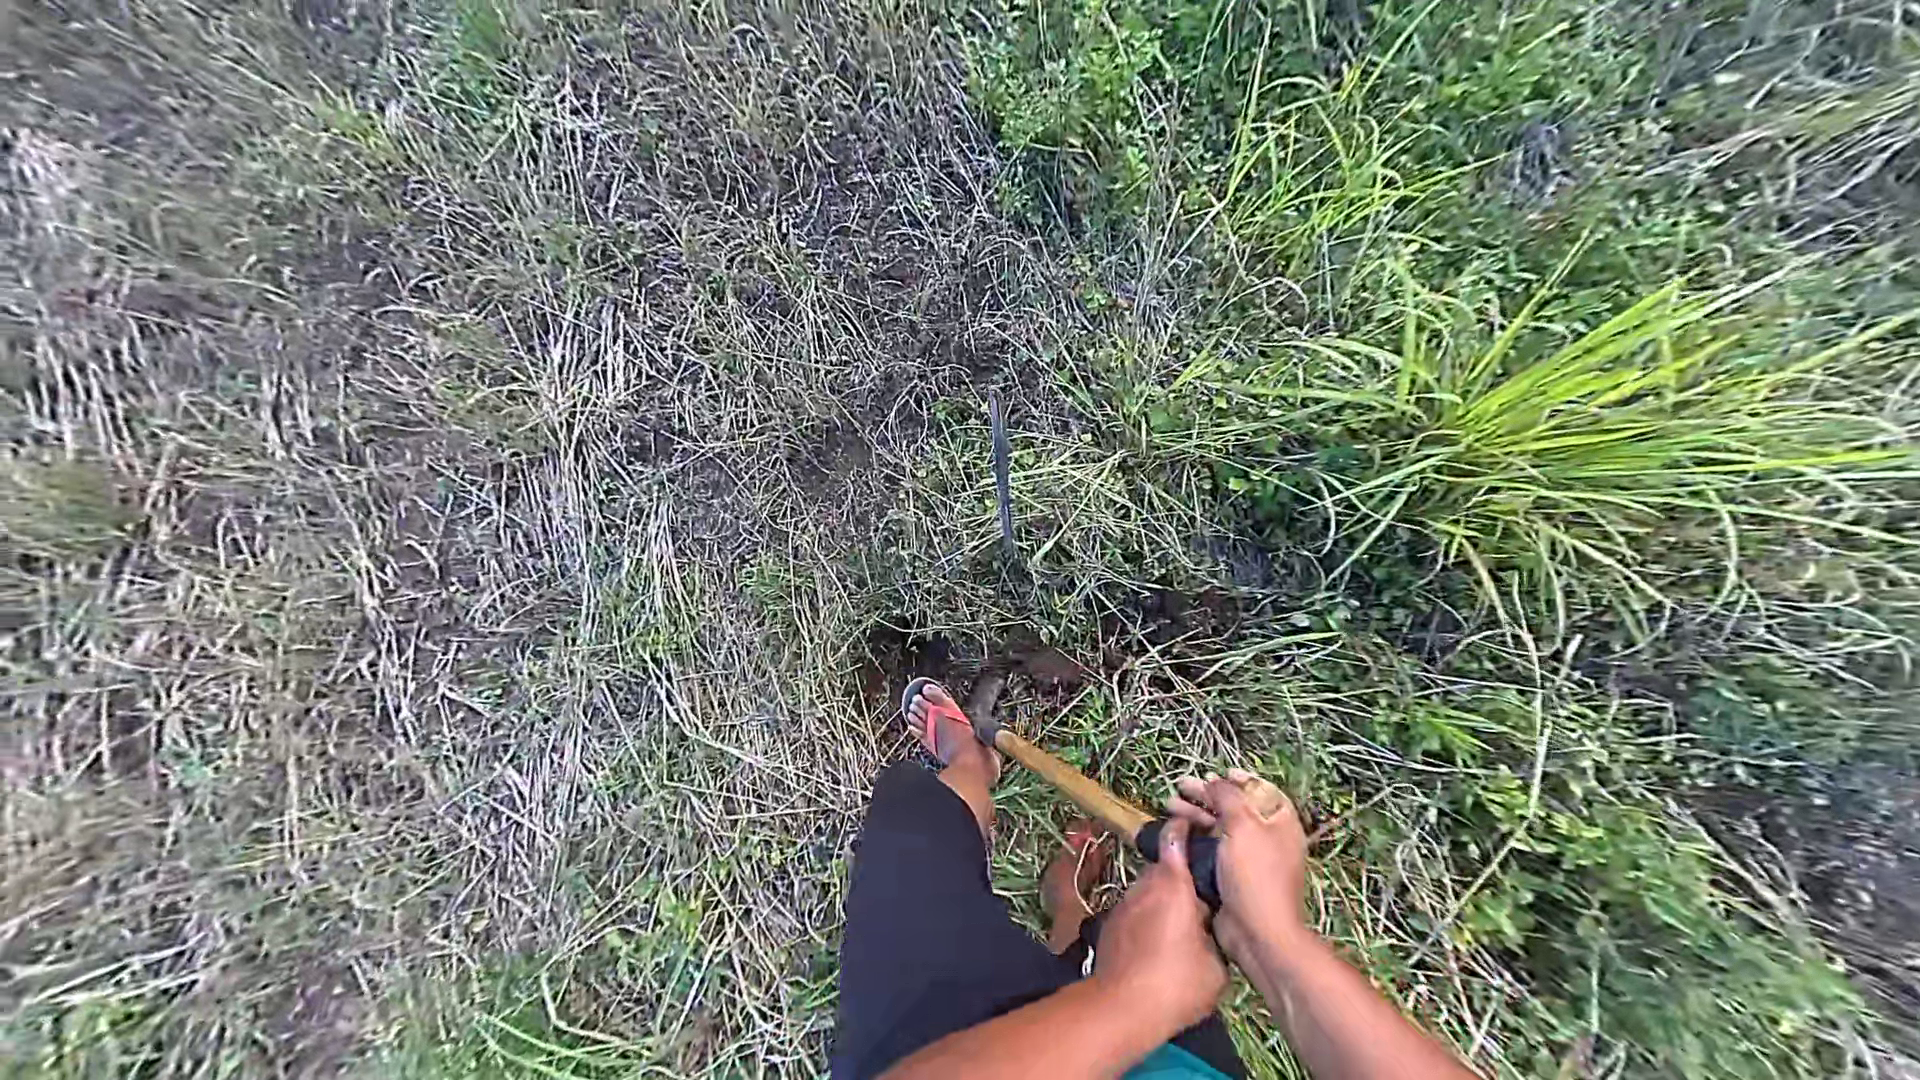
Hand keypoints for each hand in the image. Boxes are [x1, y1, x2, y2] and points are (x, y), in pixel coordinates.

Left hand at [1091, 817, 1226, 1036]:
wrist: (1122, 1005)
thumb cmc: (1176, 982)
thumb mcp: (1217, 966)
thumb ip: (1216, 935)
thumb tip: (1210, 928)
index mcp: (1173, 883)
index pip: (1175, 838)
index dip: (1185, 828)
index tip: (1196, 827)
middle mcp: (1145, 884)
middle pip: (1166, 870)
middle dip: (1183, 883)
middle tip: (1203, 907)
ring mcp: (1125, 901)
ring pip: (1151, 891)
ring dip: (1165, 903)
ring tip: (1182, 932)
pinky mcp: (1112, 921)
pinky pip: (1137, 910)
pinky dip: (1149, 919)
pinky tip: (1158, 947)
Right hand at [1166, 769, 1310, 965]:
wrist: (1257, 932)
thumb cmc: (1255, 874)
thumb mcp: (1242, 825)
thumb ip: (1228, 796)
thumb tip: (1216, 782)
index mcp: (1280, 823)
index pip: (1262, 790)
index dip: (1240, 779)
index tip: (1218, 773)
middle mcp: (1267, 837)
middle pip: (1235, 805)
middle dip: (1208, 793)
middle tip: (1182, 785)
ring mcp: (1249, 857)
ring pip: (1219, 825)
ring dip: (1195, 811)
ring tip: (1170, 804)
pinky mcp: (1232, 873)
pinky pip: (1211, 845)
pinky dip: (1194, 834)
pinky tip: (1176, 828)